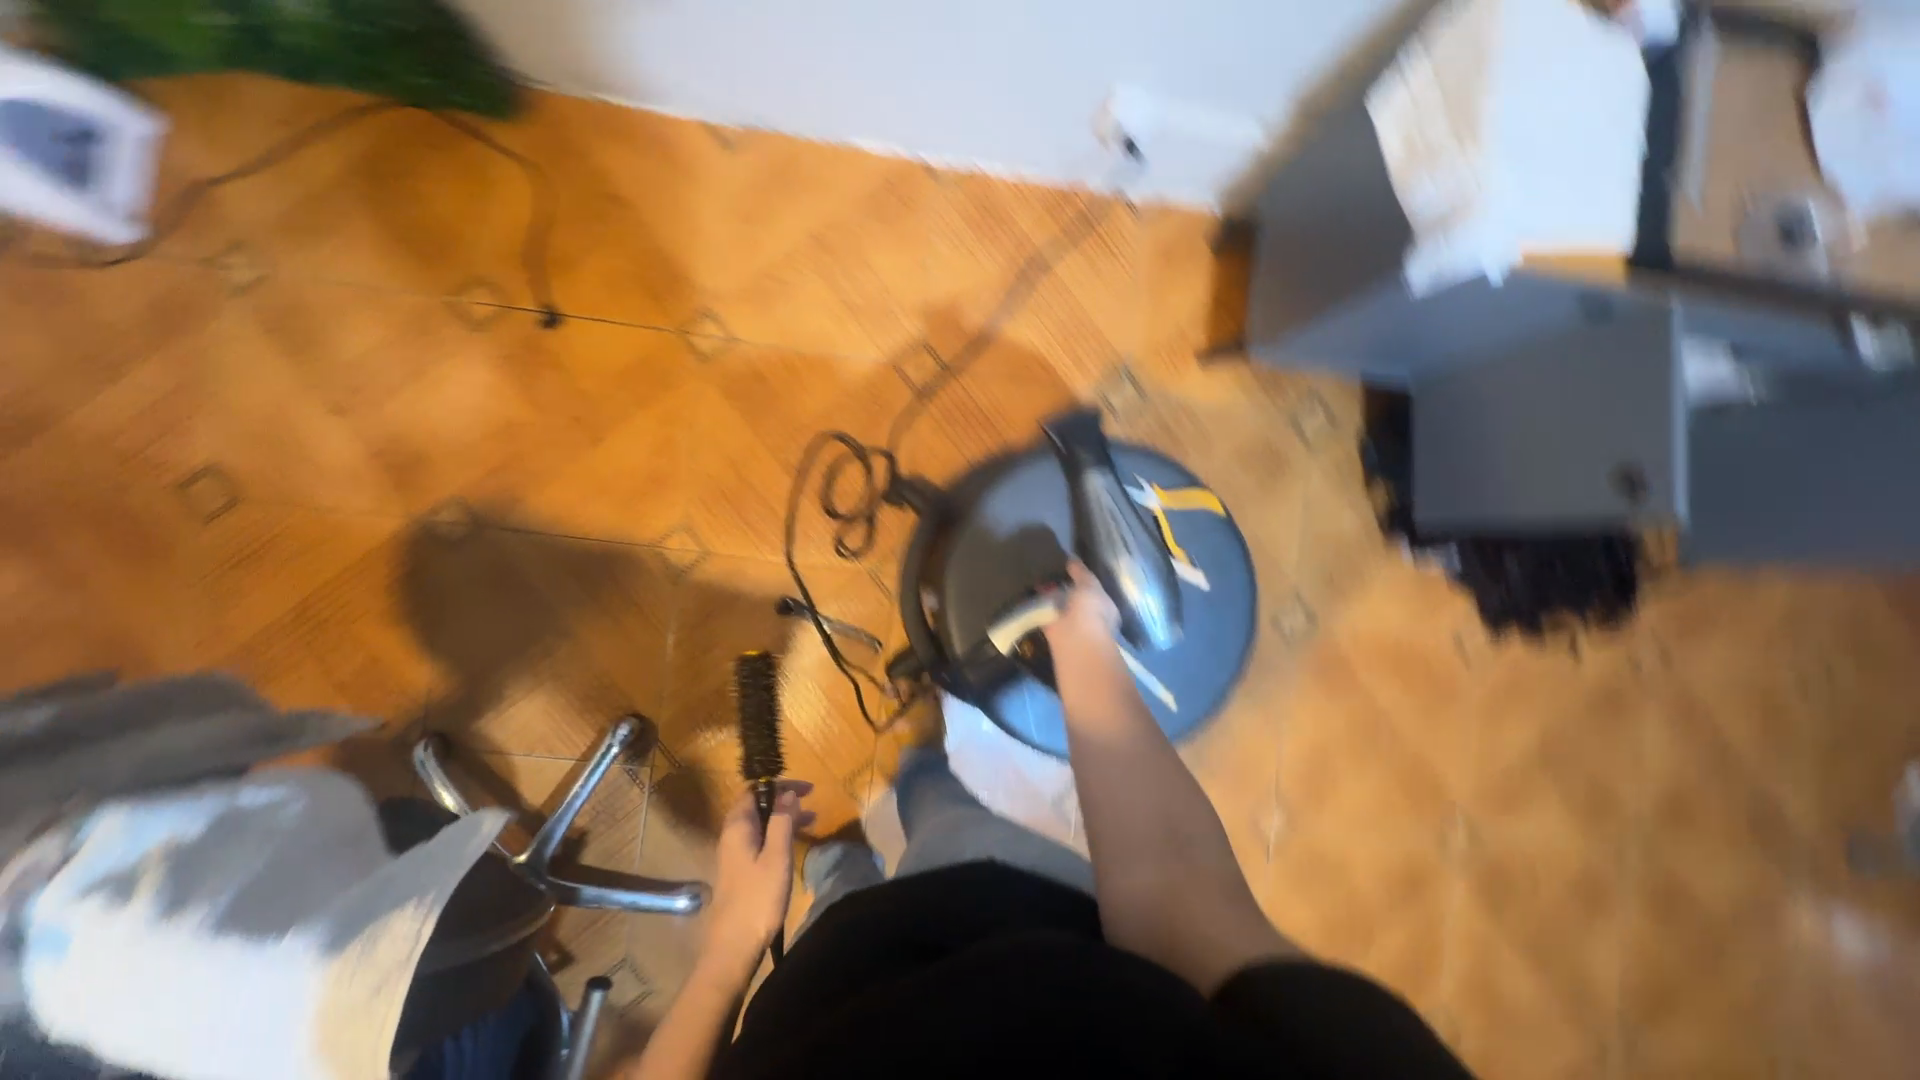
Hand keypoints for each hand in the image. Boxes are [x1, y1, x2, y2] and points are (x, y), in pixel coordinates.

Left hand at [703, 780, 813, 977]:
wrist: (734, 946)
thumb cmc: (758, 898)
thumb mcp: (777, 856)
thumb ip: (782, 821)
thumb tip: (787, 793)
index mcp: (738, 827)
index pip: (756, 790)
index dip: (781, 785)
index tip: (807, 789)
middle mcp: (732, 836)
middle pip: (757, 806)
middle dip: (784, 800)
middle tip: (811, 803)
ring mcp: (734, 855)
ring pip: (760, 825)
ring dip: (783, 819)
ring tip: (810, 821)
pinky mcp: (739, 871)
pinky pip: (760, 841)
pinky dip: (778, 836)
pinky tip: (793, 846)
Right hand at [1044, 560, 1120, 649]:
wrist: (1076, 639)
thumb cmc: (1091, 609)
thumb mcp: (1089, 584)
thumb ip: (1081, 572)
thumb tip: (1072, 559)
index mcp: (1105, 606)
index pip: (1094, 590)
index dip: (1082, 579)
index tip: (1069, 568)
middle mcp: (1090, 616)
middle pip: (1075, 598)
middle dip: (1064, 587)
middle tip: (1050, 571)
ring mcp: (1071, 624)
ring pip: (1060, 606)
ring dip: (1050, 595)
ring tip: (1037, 577)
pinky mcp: (1053, 630)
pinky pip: (1045, 613)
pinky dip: (1037, 605)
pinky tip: (1029, 591)